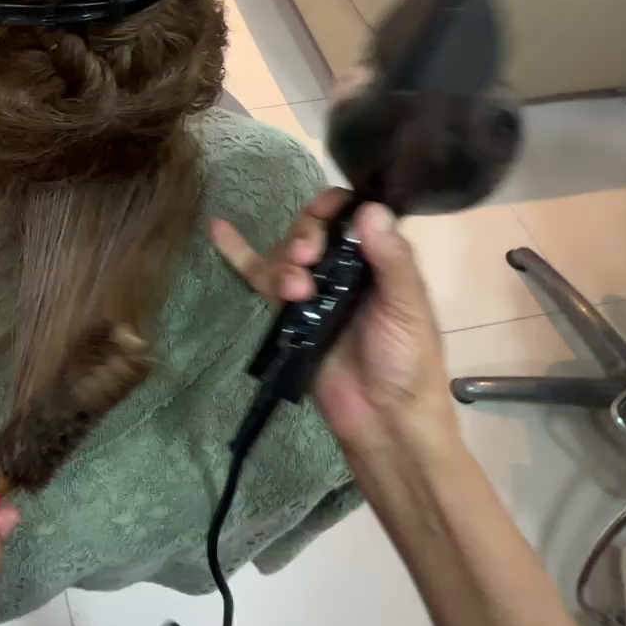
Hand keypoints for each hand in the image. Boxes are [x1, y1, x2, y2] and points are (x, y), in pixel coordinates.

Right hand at [211, 190, 454, 450]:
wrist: (382, 419)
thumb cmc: (408, 362)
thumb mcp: (408, 307)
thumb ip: (392, 259)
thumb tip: (369, 207)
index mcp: (379, 260)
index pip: (353, 213)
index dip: (336, 206)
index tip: (327, 213)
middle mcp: (344, 267)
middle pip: (313, 227)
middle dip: (305, 234)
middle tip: (308, 258)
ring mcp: (313, 288)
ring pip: (285, 252)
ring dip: (283, 262)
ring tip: (295, 291)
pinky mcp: (286, 310)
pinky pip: (255, 274)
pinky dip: (236, 251)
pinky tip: (217, 227)